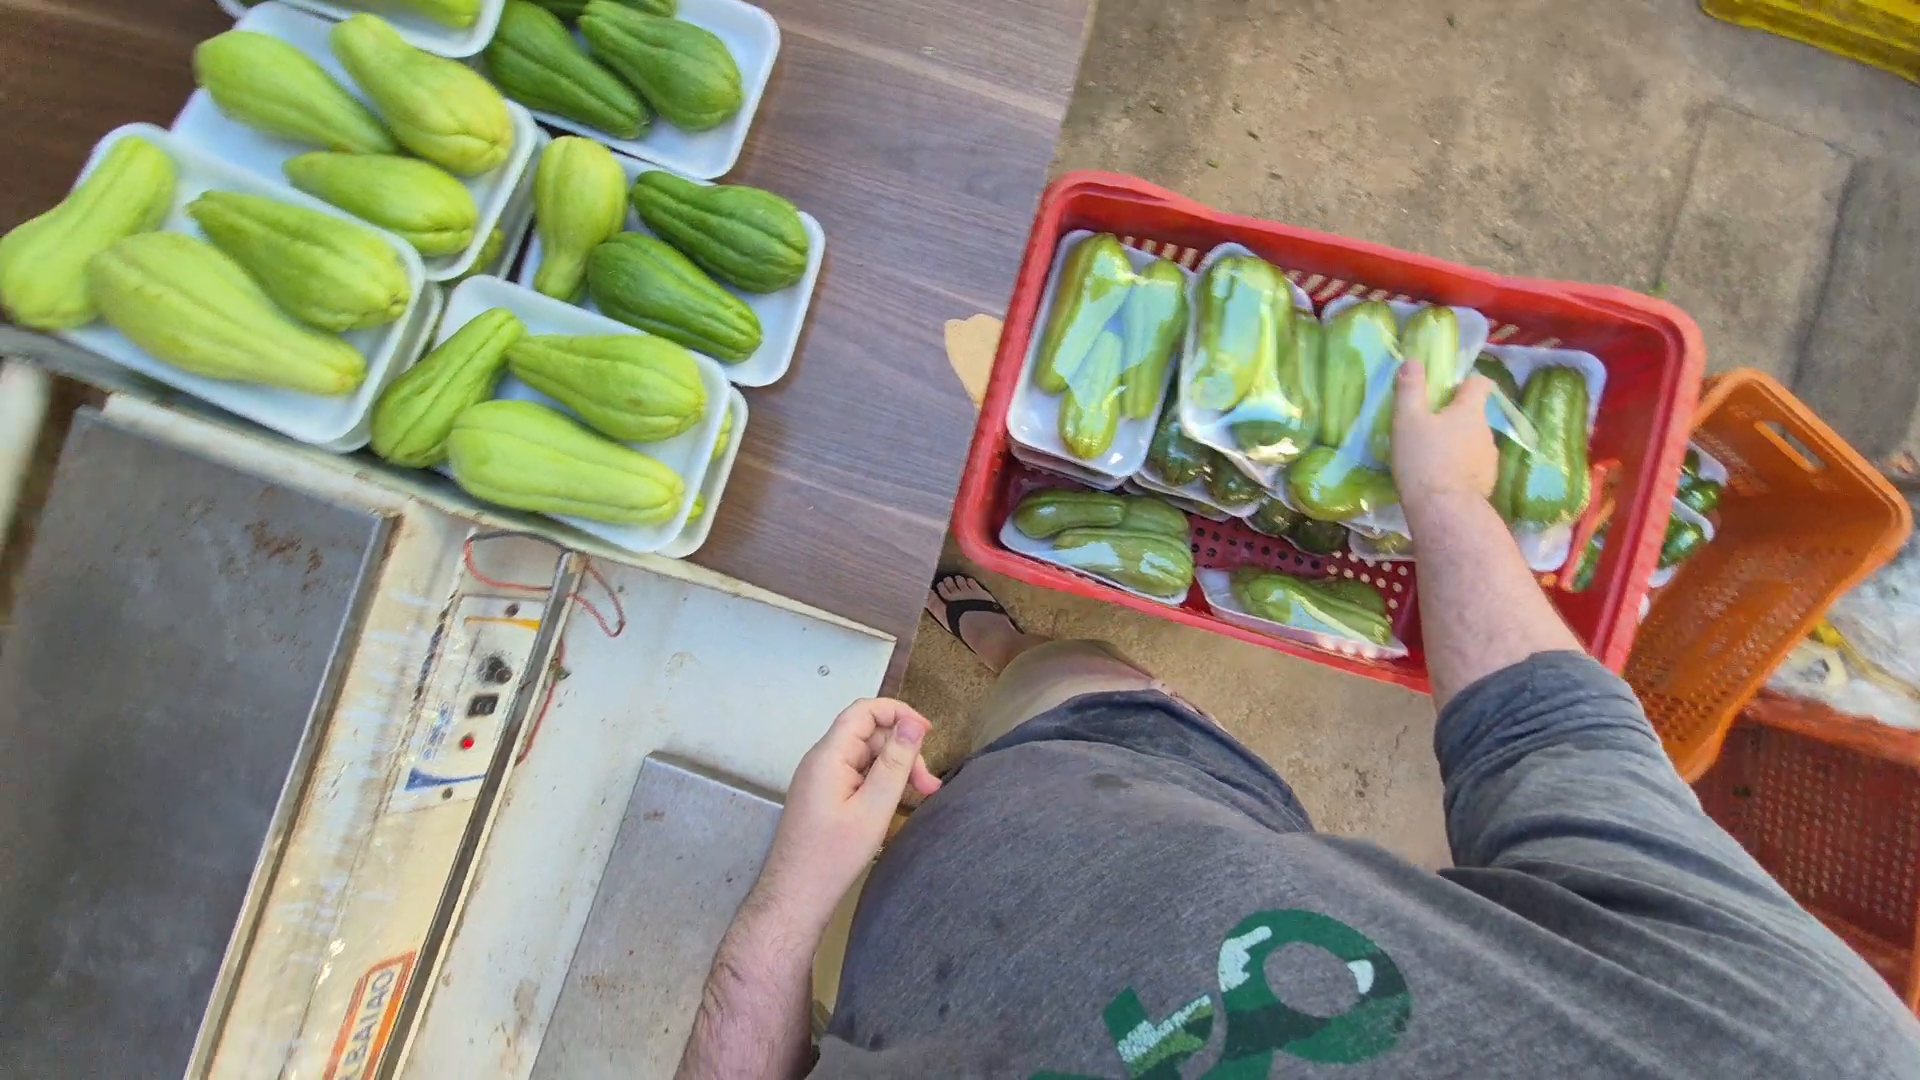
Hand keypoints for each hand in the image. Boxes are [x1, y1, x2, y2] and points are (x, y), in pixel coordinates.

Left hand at [751, 698, 940, 932]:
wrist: (794, 898)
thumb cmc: (833, 856)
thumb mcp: (874, 808)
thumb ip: (895, 762)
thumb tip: (914, 723)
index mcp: (829, 755)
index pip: (864, 711)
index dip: (898, 712)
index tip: (928, 732)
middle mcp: (821, 759)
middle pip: (869, 735)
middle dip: (903, 751)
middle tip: (929, 784)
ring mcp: (820, 777)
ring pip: (865, 755)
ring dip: (895, 769)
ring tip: (922, 795)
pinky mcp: (823, 794)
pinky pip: (857, 773)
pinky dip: (880, 782)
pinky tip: (897, 802)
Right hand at [1391, 359, 1497, 512]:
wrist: (1443, 507)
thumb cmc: (1423, 458)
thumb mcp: (1408, 421)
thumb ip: (1410, 391)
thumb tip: (1413, 361)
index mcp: (1469, 411)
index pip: (1480, 384)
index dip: (1468, 383)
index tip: (1451, 390)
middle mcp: (1486, 430)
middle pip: (1474, 416)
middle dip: (1455, 419)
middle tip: (1429, 430)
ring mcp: (1489, 457)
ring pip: (1473, 443)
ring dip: (1457, 446)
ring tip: (1432, 459)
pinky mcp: (1486, 481)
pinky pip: (1473, 468)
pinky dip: (1460, 469)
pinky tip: (1441, 479)